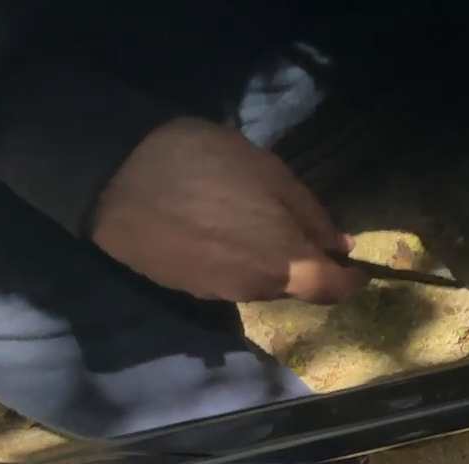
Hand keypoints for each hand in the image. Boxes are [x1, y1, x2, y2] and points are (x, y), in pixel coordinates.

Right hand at [92, 117, 365, 303]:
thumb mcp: (269, 172)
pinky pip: (230, 280)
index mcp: (288, 265)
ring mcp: (223, 295)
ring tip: (252, 223)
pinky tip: (220, 232)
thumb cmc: (201, 163)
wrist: (109, 177)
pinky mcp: (192, 291)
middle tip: (299, 230)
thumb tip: (342, 246)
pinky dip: (238, 262)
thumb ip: (312, 215)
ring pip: (263, 284)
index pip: (334, 289)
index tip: (359, 267)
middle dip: (306, 265)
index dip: (352, 281)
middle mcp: (260, 291)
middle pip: (297, 286)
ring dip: (270, 262)